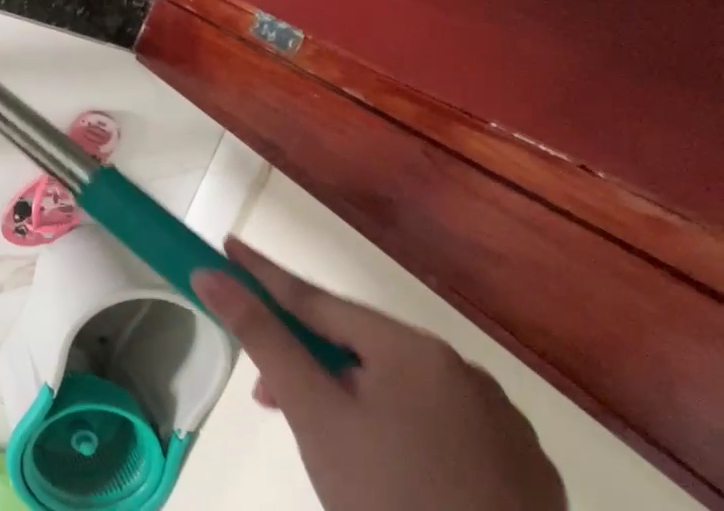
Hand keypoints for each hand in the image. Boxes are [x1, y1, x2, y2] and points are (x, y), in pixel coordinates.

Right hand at [192, 238, 564, 510]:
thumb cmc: (386, 494)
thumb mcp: (313, 413)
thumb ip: (263, 338)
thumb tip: (210, 275)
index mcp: (413, 350)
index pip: (317, 300)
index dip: (265, 275)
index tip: (228, 245)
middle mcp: (464, 370)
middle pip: (361, 345)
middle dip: (307, 360)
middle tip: (269, 397)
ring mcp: (502, 420)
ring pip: (401, 385)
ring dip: (350, 395)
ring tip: (324, 439)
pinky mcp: (522, 466)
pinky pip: (440, 421)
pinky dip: (399, 425)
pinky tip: (386, 464)